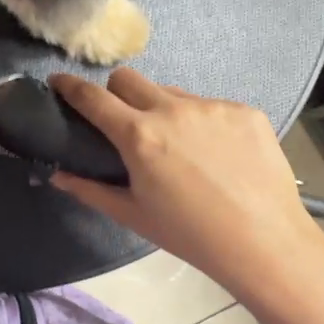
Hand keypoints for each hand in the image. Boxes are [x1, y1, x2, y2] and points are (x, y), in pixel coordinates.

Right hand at [47, 69, 323, 300]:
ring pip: (171, 92)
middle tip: (123, 121)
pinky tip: (216, 154)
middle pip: (128, 79)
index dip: (70, 86)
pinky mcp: (244, 111)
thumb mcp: (133, 215)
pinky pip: (209, 106)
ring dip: (162, 109)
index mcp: (138, 136)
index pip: (92, 97)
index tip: (59, 81)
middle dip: (116, 93)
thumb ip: (89, 189)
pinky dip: (202, 122)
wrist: (267, 244)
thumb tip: (56, 174)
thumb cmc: (190, 235)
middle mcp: (172, 110)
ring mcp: (212, 107)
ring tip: (179, 146)